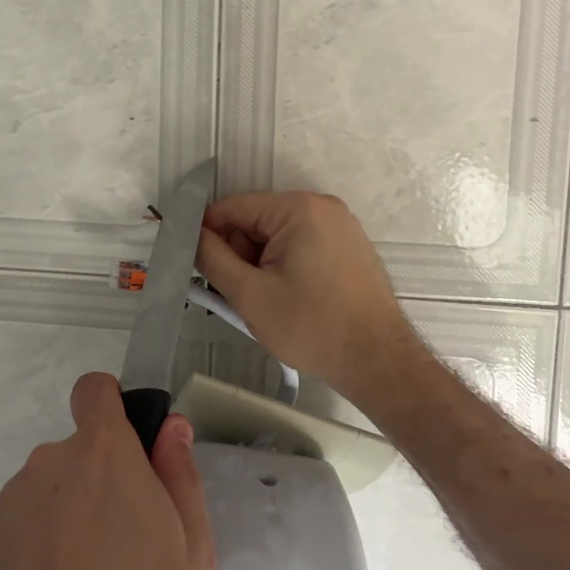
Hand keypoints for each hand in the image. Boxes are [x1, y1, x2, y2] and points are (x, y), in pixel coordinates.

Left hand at [0, 372, 214, 569]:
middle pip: (72, 458)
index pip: (94, 391)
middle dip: (92, 487)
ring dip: (60, 521)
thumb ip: (179, 474)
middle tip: (118, 545)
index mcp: (102, 452)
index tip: (122, 439)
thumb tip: (171, 427)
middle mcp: (48, 463)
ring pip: (41, 497)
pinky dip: (29, 555)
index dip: (108, 407)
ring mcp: (8, 505)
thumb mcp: (191, 547)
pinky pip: (13, 534)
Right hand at [195, 191, 422, 398]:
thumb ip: (212, 258)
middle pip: (256, 220)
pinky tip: (289, 299)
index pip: (232, 207)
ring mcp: (340, 225)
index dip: (207, 234)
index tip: (194, 264)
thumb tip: (190, 235)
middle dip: (239, 253)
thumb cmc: (313, 328)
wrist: (380, 363)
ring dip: (260, 263)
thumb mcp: (249, 295)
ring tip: (266, 302)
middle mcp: (321, 206)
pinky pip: (301, 244)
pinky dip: (284, 266)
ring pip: (276, 235)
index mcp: (297, 208)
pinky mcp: (349, 246)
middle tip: (240, 294)